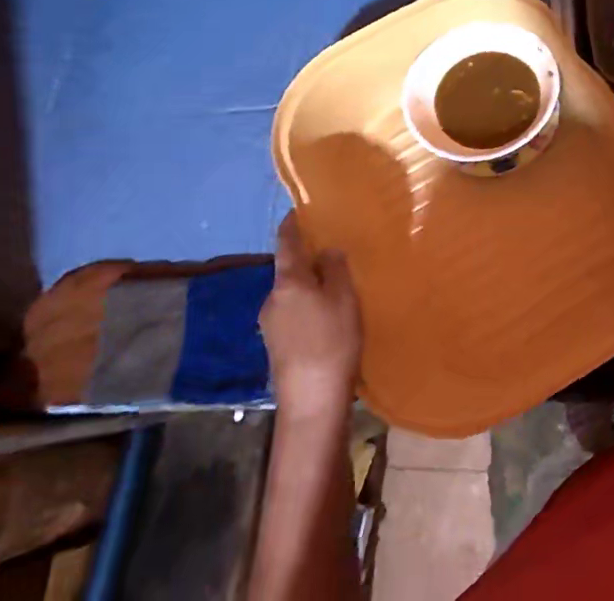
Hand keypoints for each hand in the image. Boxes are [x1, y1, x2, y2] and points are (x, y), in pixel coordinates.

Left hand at [261, 213, 361, 417]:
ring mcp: (270, 324)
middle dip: (308, 261)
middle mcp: (272, 298)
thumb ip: (335, 269)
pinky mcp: (276, 346)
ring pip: (291, 294)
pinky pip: (292, 315)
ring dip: (309, 288)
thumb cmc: (332, 342)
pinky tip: (326, 321)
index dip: (292, 223)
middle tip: (335, 255)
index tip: (301, 210)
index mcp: (287, 281)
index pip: (286, 241)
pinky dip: (307, 309)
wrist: (311, 402)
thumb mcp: (344, 298)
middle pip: (289, 269)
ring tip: (336, 291)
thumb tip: (326, 251)